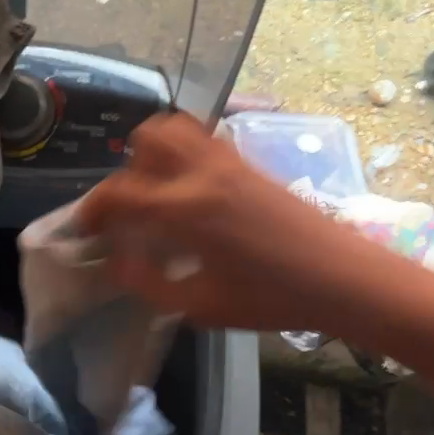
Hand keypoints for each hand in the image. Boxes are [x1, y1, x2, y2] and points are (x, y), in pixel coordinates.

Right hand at [76, 112, 373, 332]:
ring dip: (155, 152)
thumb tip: (117, 263)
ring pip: (177, 128)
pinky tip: (192, 195)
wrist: (347, 280)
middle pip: (147, 138)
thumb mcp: (200, 306)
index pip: (119, 191)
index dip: (93, 209)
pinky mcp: (250, 164)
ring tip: (156, 192)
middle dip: (126, 169)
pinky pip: (204, 141)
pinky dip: (183, 155)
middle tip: (127, 207)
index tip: (86, 229)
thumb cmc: (272, 299)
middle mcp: (203, 173)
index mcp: (185, 209)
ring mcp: (230, 162)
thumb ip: (148, 284)